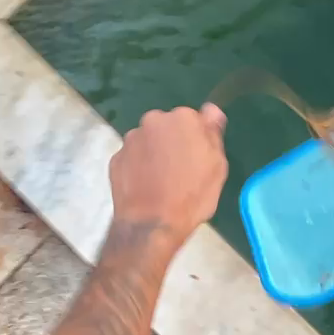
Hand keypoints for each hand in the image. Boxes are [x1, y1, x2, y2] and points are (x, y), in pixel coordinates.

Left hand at [108, 104, 228, 243]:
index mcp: (183, 119)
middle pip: (169, 127)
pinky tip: (147, 187)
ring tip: (163, 182)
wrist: (151, 224)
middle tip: (182, 172)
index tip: (200, 158)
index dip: (199, 139)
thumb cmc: (192, 197)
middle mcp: (154, 120)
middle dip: (175, 142)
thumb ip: (213, 134)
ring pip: (149, 141)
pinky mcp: (116, 157)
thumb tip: (211, 111)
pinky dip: (140, 168)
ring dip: (156, 154)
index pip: (195, 119)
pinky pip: (133, 158)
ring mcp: (131, 139)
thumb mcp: (217, 168)